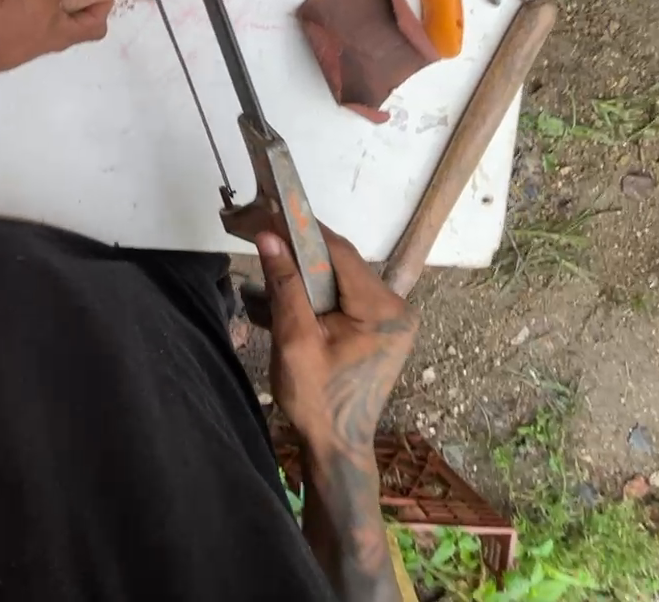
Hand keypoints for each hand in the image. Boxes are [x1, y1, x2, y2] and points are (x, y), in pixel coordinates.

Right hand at [255, 226, 416, 458]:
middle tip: (263, 236)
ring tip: (270, 264)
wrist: (336, 445)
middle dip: (301, 248)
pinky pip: (343, 292)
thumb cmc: (316, 397)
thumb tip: (268, 236)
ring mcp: (390, 317)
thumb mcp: (294, 338)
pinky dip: (315, 288)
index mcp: (382, 310)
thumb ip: (284, 283)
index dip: (304, 229)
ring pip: (340, 275)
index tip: (270, 213)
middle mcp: (395, 307)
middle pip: (341, 261)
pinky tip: (288, 292)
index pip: (340, 253)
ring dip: (305, 269)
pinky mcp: (378, 326)